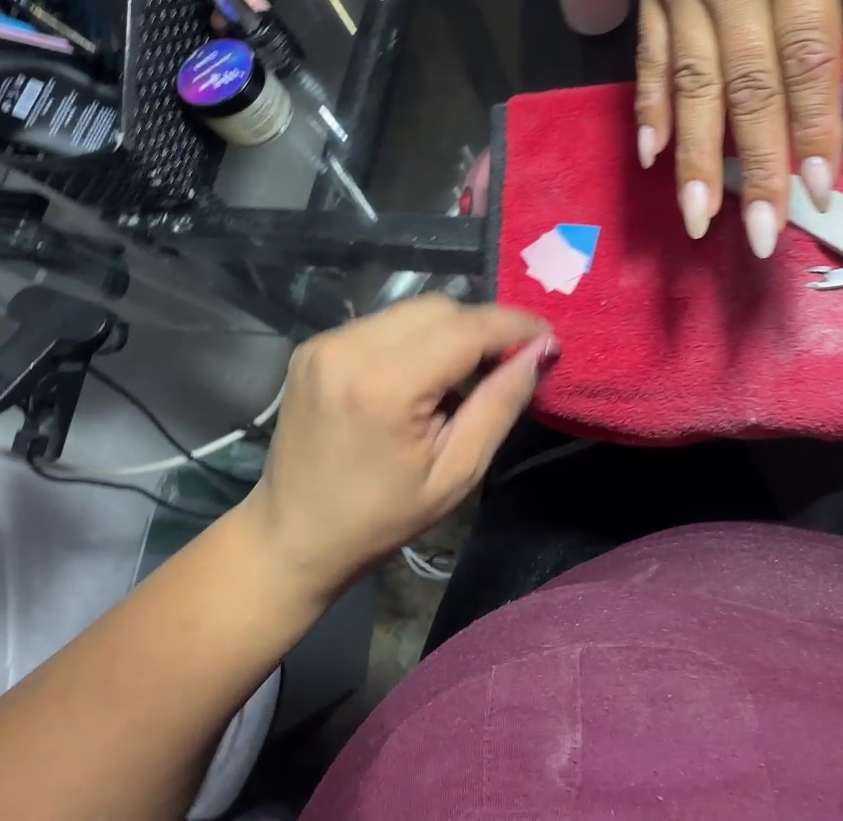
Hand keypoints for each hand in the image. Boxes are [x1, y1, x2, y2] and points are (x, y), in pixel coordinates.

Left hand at [239, 296, 554, 591]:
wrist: (293, 535)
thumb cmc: (383, 517)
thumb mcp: (458, 472)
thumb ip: (501, 402)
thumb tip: (542, 351)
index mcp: (384, 385)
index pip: (466, 328)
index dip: (514, 327)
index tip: (548, 340)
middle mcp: (349, 348)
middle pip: (440, 307)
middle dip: (483, 328)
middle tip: (507, 365)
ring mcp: (325, 342)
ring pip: (413, 309)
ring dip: (451, 331)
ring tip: (464, 376)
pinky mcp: (315, 345)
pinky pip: (385, 323)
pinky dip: (417, 339)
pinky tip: (422, 377)